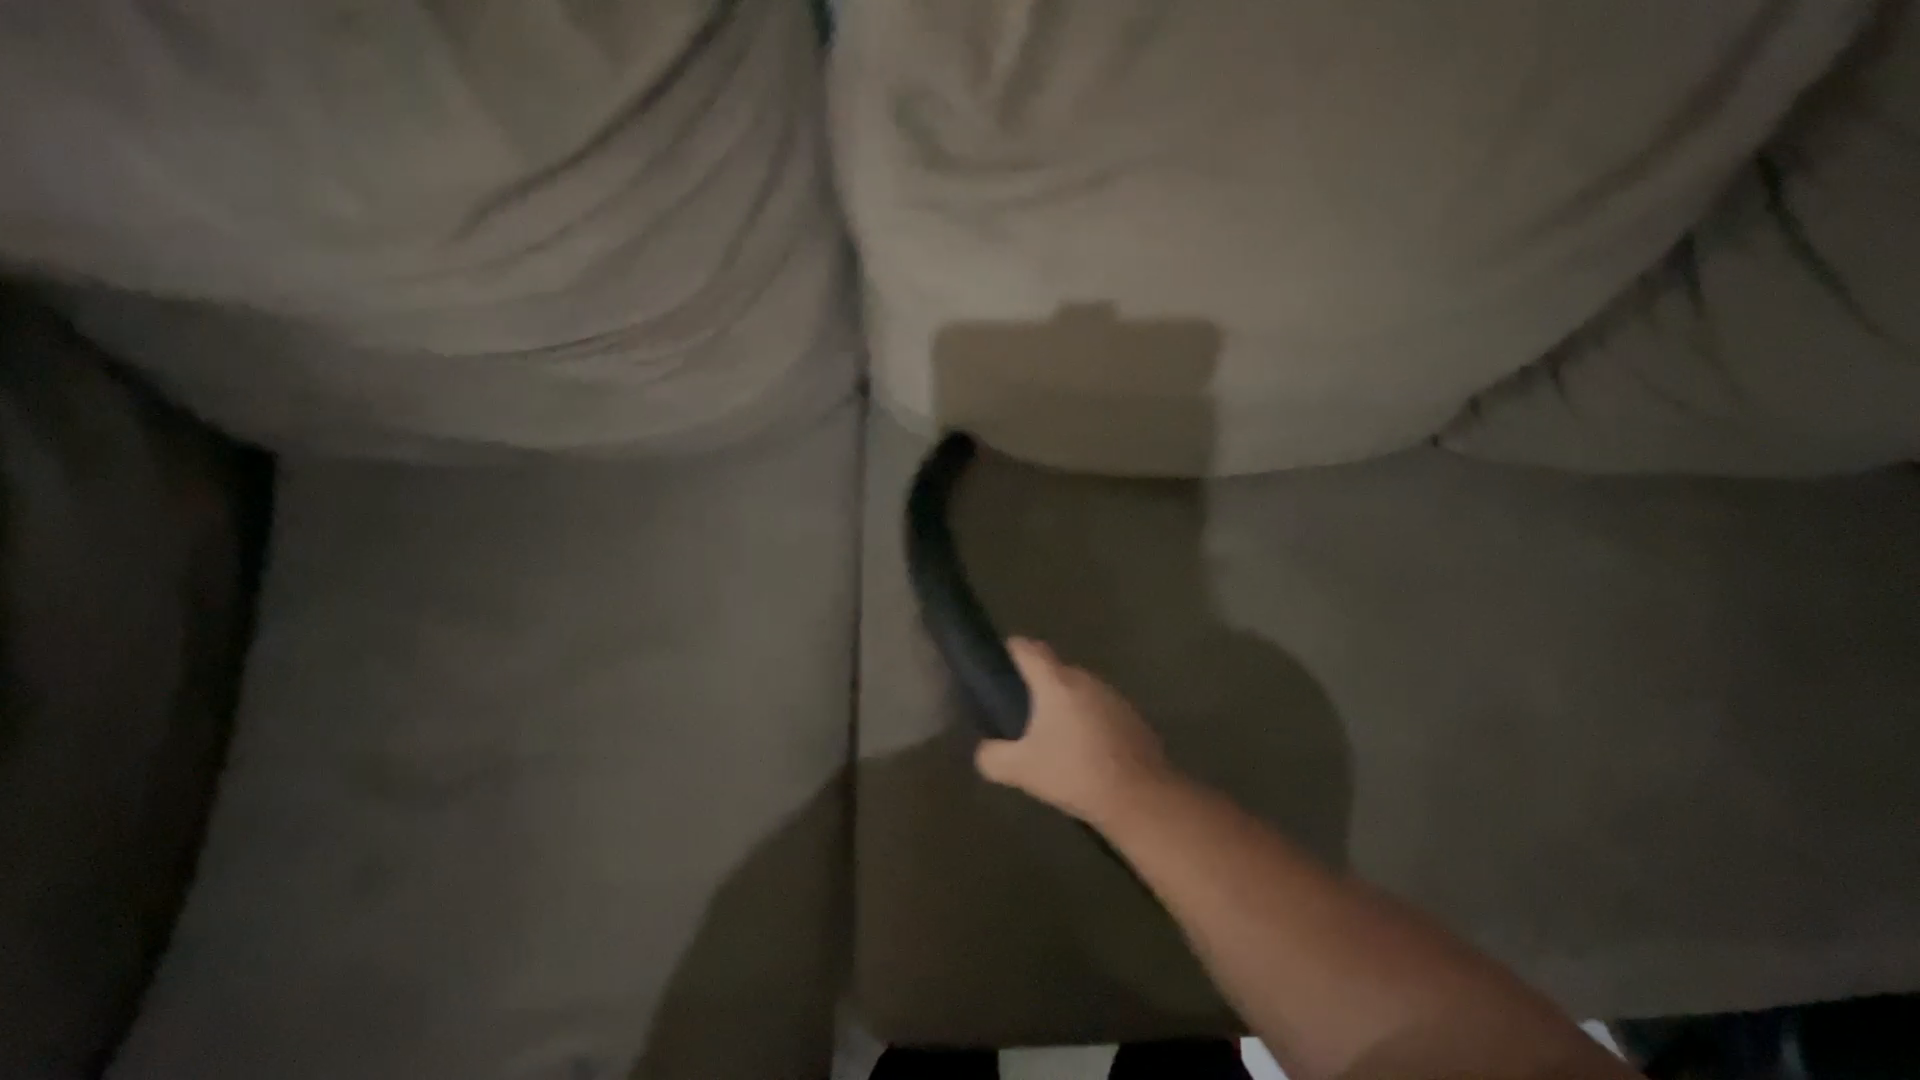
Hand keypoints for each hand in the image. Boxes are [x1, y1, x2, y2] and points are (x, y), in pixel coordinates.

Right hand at [974, 637, 1176, 827]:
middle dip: (1036, 689)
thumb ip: (992, 756)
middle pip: (1053, 671)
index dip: (1009, 652)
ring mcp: (1113, 696)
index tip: (997, 669)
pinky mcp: (1132, 717)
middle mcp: (1086, 680)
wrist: (1140, 796)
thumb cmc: (1074, 773)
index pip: (1027, 648)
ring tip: (1053, 741)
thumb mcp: (1021, 770)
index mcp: (1055, 682)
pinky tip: (1084, 755)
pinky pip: (1100, 710)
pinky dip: (1088, 723)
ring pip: (1079, 692)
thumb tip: (985, 749)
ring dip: (1064, 708)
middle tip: (1021, 718)